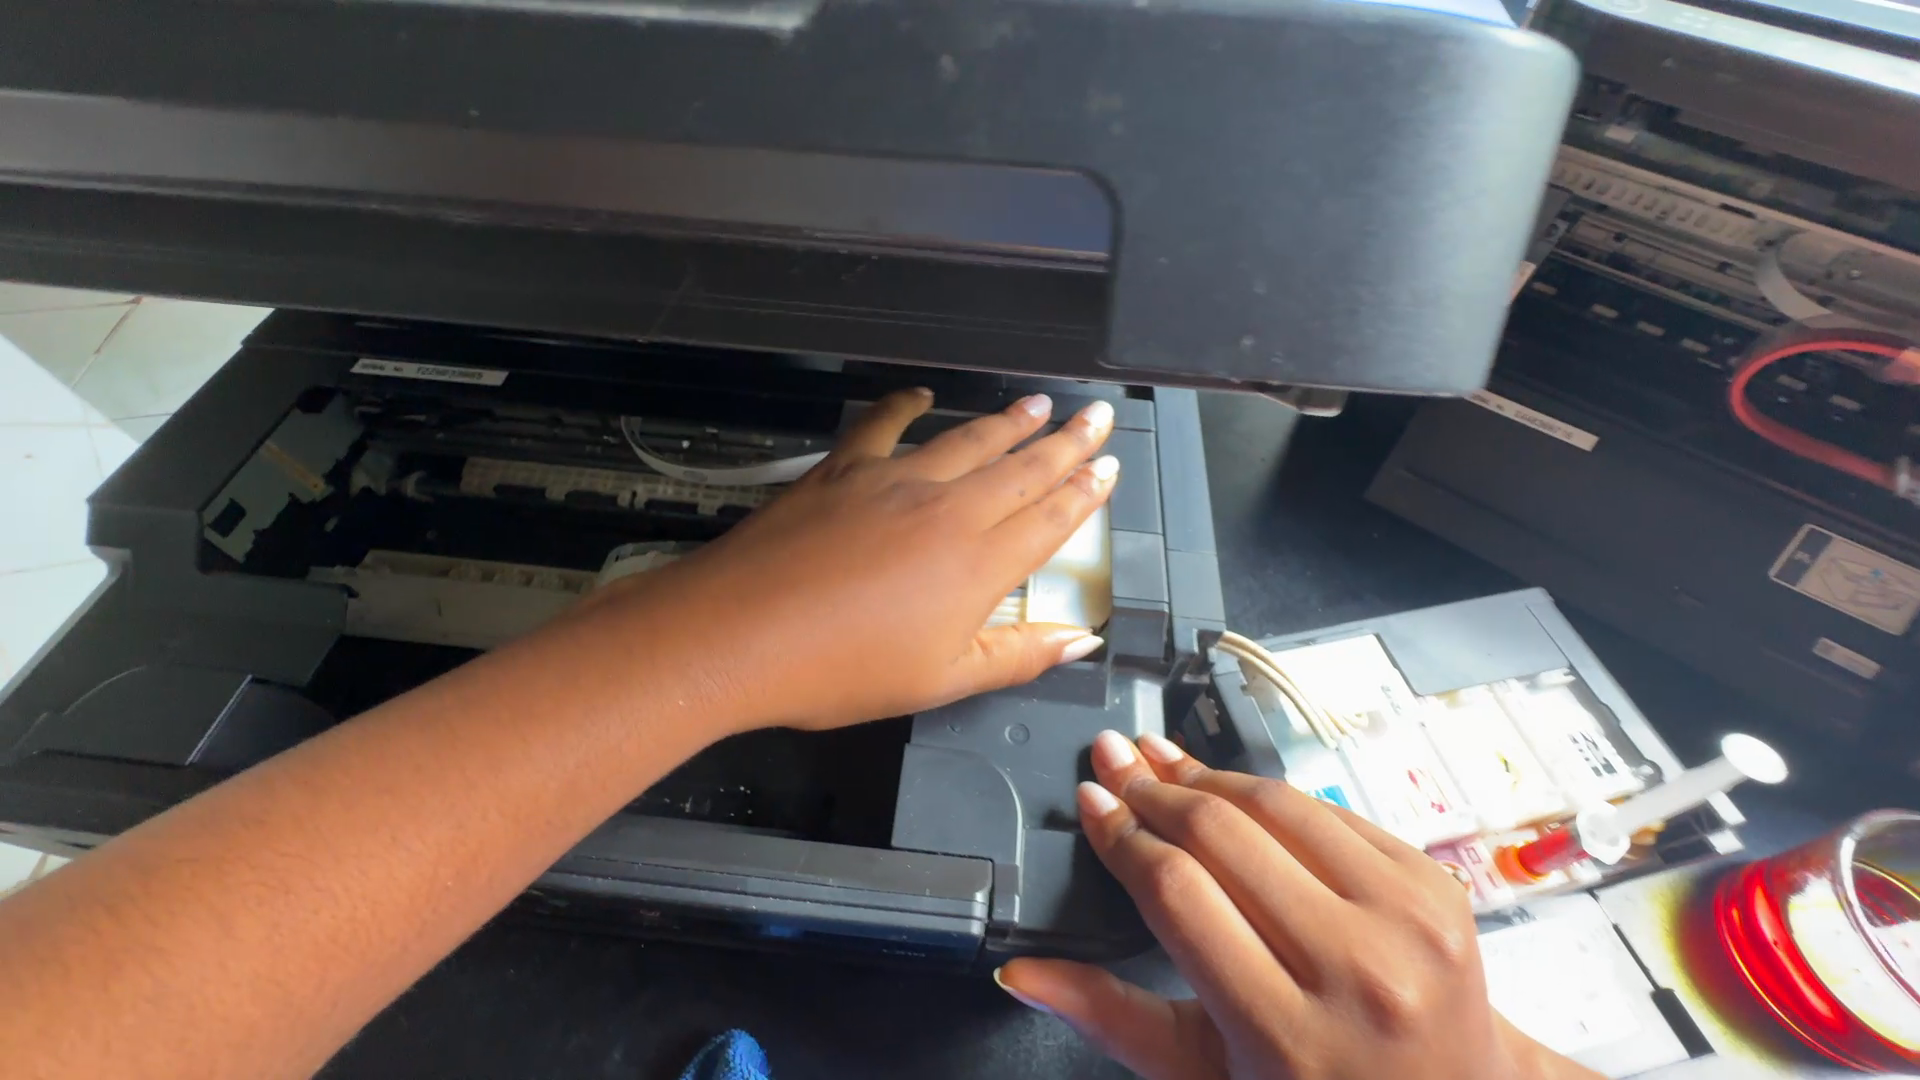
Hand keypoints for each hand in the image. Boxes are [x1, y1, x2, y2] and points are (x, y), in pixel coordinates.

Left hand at [575, 388, 1116, 732]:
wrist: (741, 633)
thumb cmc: (843, 671)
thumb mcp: (941, 681)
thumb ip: (1018, 656)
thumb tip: (1083, 641)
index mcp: (978, 564)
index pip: (1049, 519)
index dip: (1084, 492)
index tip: (1107, 466)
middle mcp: (948, 509)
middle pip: (1021, 468)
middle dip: (1065, 442)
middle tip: (1096, 415)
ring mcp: (894, 481)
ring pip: (967, 441)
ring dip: (1007, 422)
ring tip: (1039, 404)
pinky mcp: (843, 469)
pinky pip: (881, 425)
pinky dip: (903, 406)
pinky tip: (919, 394)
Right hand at [994, 732, 1601, 1079]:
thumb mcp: (1198, 1075)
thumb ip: (1106, 1016)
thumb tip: (1021, 971)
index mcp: (1288, 1036)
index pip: (1177, 893)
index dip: (1121, 833)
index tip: (1092, 799)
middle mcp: (1358, 971)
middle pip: (1222, 834)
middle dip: (1154, 787)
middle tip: (1114, 758)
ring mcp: (1408, 920)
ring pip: (1274, 803)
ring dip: (1207, 776)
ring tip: (1163, 762)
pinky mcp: (1435, 883)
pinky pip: (1326, 808)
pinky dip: (1267, 794)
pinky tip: (1231, 790)